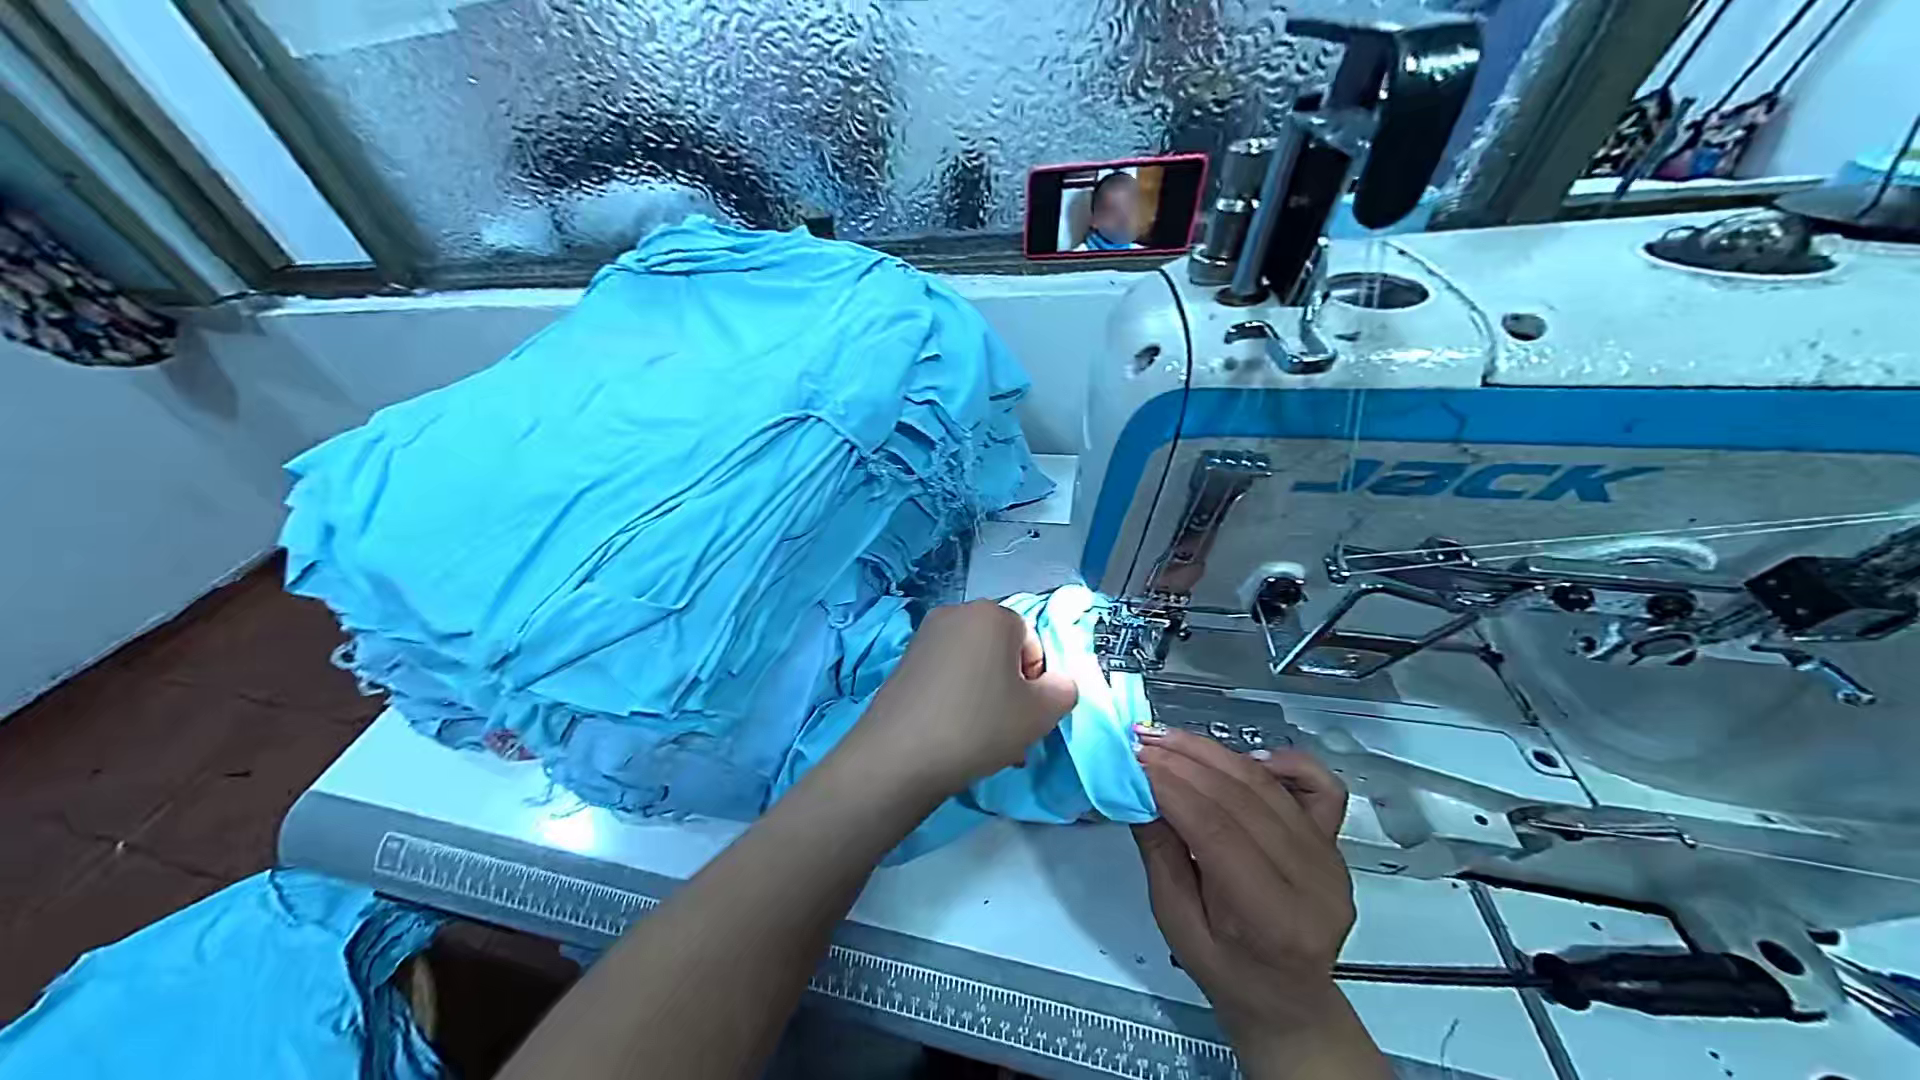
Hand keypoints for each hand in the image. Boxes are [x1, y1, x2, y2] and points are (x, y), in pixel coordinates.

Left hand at [850, 600, 1077, 796]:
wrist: (898, 756)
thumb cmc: (978, 725)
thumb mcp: (1040, 714)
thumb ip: (1063, 691)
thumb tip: (1054, 685)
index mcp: (991, 613)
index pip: (1032, 642)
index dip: (1036, 681)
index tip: (1025, 713)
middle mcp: (956, 613)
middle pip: (1001, 652)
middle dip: (1010, 690)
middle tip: (1007, 732)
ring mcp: (925, 636)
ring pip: (974, 667)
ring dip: (986, 698)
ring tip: (982, 742)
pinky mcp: (904, 662)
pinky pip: (947, 675)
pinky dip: (958, 699)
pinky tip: (955, 735)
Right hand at [1132, 728, 1387, 1078]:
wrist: (1285, 995)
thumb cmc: (1224, 967)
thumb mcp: (1175, 920)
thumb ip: (1160, 851)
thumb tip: (1137, 786)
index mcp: (1273, 918)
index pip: (1216, 830)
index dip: (1172, 786)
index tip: (1134, 758)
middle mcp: (1313, 881)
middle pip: (1241, 799)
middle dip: (1184, 761)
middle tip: (1142, 740)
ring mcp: (1330, 857)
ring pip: (1266, 784)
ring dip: (1213, 752)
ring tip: (1169, 737)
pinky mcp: (1336, 841)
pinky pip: (1321, 785)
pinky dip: (1286, 761)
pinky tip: (1246, 755)